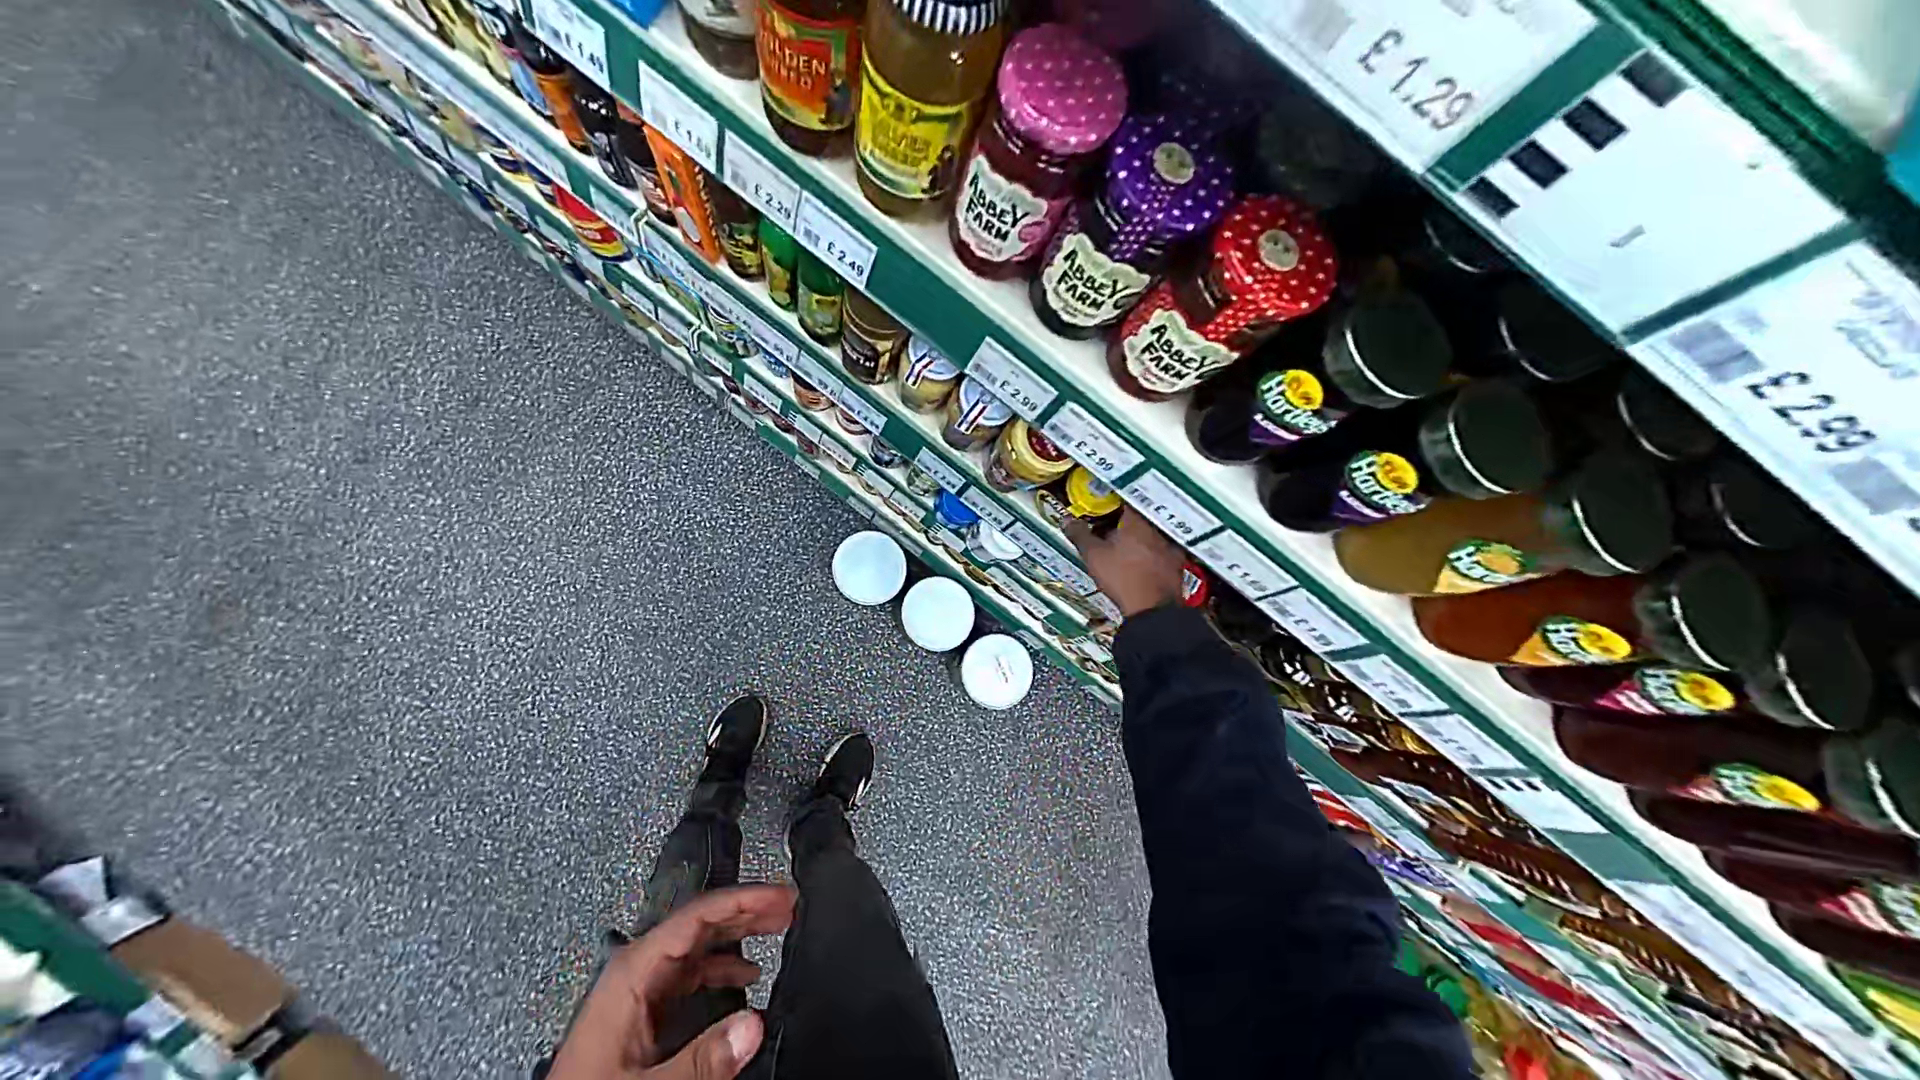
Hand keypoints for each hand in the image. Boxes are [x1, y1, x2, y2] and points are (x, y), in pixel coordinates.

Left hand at [547, 885, 796, 1079]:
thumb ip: (701, 1058)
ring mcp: (639, 991)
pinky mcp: (643, 1013)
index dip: (745, 899)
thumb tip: (754, 1024)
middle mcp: (636, 971)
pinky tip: (746, 975)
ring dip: (740, 934)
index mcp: (634, 972)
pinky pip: (692, 974)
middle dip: (748, 910)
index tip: (781, 896)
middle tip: (789, 905)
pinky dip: (725, 966)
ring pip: (698, 945)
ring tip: (776, 929)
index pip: (699, 914)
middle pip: (701, 922)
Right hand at [1064, 507, 1186, 617]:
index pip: (1124, 500)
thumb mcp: (1094, 556)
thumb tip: (1067, 521)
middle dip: (1122, 522)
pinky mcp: (1176, 565)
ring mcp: (1170, 547)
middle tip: (1107, 530)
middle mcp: (1157, 530)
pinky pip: (1160, 552)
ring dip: (1137, 538)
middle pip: (1138, 517)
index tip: (1100, 508)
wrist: (1152, 610)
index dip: (1110, 502)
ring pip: (1150, 534)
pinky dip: (1149, 554)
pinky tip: (1138, 564)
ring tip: (1121, 549)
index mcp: (1137, 521)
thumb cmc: (1123, 579)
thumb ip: (1080, 535)